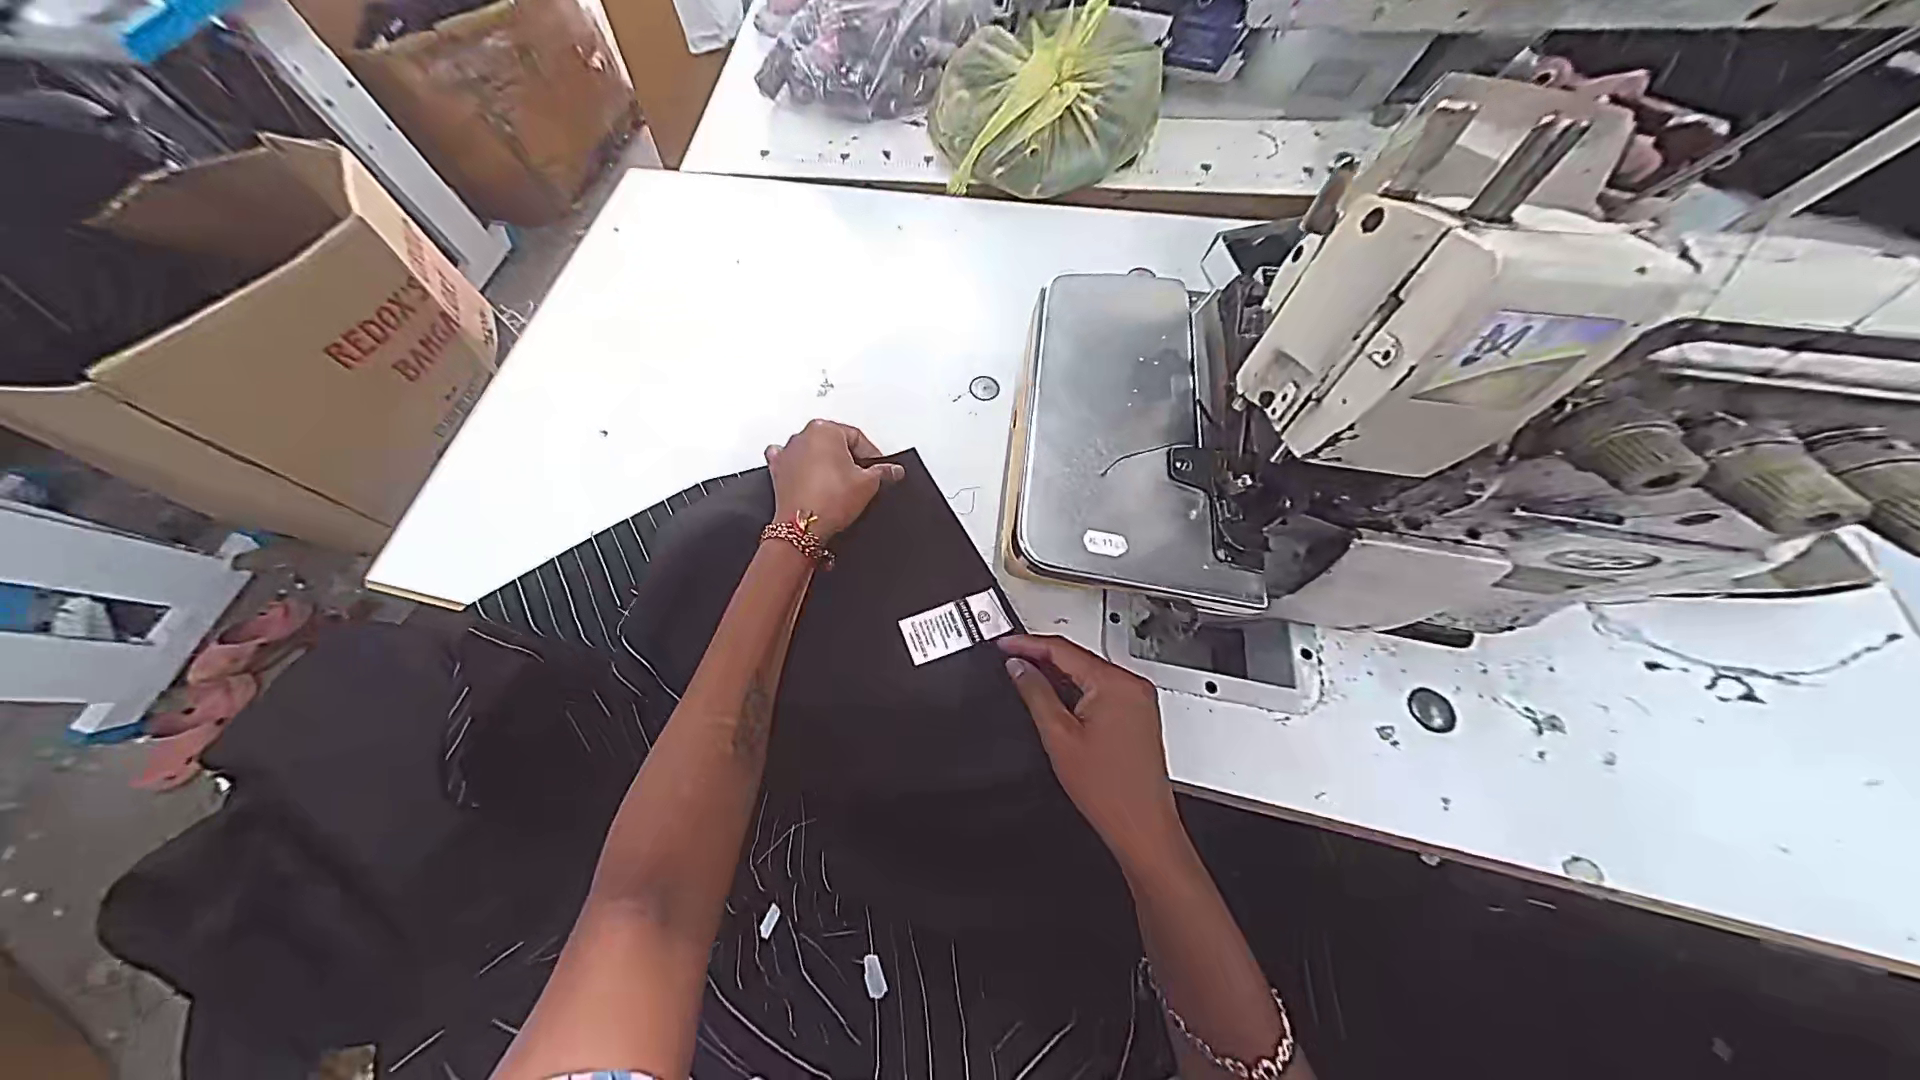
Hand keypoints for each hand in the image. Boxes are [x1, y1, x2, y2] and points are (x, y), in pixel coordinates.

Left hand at [765, 420, 905, 539]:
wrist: (802, 527)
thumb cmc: (828, 501)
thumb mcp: (868, 484)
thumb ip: (883, 472)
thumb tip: (893, 470)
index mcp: (824, 429)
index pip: (857, 436)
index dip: (872, 454)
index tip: (878, 467)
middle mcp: (802, 436)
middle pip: (834, 441)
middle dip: (849, 458)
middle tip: (861, 477)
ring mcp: (787, 453)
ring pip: (814, 451)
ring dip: (826, 463)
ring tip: (839, 483)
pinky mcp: (777, 471)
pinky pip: (791, 463)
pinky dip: (801, 469)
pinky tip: (813, 480)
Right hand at [999, 635, 1183, 867]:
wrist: (1140, 825)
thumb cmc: (1109, 790)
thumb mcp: (1059, 735)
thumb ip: (1035, 693)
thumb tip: (1019, 667)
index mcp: (1115, 684)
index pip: (1063, 649)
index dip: (1028, 644)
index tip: (1007, 643)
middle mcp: (1133, 685)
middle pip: (1078, 657)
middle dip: (1042, 656)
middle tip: (1011, 656)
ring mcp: (1139, 698)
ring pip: (1089, 672)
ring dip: (1058, 672)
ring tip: (1027, 675)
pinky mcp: (1138, 712)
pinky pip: (1102, 687)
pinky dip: (1076, 688)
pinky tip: (1056, 695)